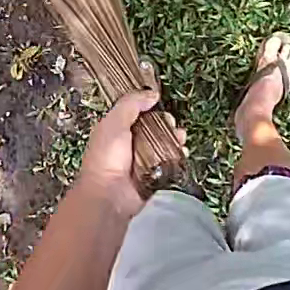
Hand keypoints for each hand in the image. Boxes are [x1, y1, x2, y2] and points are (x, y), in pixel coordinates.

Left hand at [76, 89, 179, 212]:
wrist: (109, 196)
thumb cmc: (107, 157)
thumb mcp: (115, 123)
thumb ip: (131, 104)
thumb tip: (152, 93)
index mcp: (116, 129)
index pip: (137, 113)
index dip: (149, 107)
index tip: (159, 103)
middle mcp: (129, 143)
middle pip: (154, 127)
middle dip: (166, 123)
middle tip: (172, 124)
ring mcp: (142, 160)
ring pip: (164, 143)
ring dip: (175, 138)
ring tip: (181, 137)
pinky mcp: (154, 175)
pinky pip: (169, 161)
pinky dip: (177, 155)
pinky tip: (182, 151)